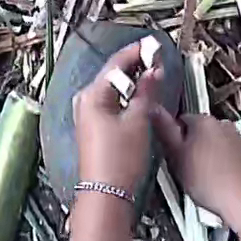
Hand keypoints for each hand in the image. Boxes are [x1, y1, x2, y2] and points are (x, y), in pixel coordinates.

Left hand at [73, 38, 165, 193]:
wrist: (106, 195)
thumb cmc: (118, 161)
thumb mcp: (138, 120)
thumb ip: (146, 91)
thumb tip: (153, 71)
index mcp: (92, 95)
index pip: (117, 63)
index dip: (137, 52)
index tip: (152, 45)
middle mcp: (85, 101)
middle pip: (113, 73)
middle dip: (135, 64)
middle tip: (155, 57)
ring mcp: (88, 114)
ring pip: (113, 87)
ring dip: (132, 80)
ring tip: (151, 73)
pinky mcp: (95, 126)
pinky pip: (112, 101)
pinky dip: (127, 95)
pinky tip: (140, 96)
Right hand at [151, 105, 240, 228]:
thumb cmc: (213, 183)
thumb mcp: (177, 157)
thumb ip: (164, 131)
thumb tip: (153, 110)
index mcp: (203, 121)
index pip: (180, 119)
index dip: (173, 138)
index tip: (171, 153)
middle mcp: (223, 125)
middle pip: (199, 132)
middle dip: (191, 148)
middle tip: (185, 169)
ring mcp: (239, 141)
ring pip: (215, 146)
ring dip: (207, 159)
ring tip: (202, 181)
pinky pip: (230, 159)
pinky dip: (224, 169)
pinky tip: (218, 185)